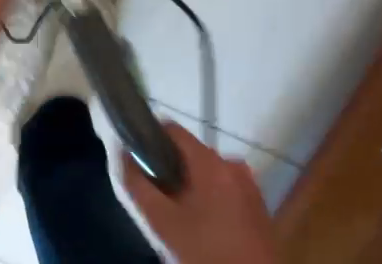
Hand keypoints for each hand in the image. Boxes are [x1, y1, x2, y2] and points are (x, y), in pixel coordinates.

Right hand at [124, 124, 278, 263]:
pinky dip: (210, 197)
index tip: (138, 159)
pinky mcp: (258, 204)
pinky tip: (203, 224)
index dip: (150, 139)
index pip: (172, 129)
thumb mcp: (163, 222)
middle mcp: (232, 164)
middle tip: (158, 196)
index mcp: (211, 162)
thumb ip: (137, 184)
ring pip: (207, 172)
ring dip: (190, 185)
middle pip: (190, 153)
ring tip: (180, 214)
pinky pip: (224, 187)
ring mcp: (249, 184)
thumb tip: (123, 154)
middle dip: (171, 169)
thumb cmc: (207, 251)